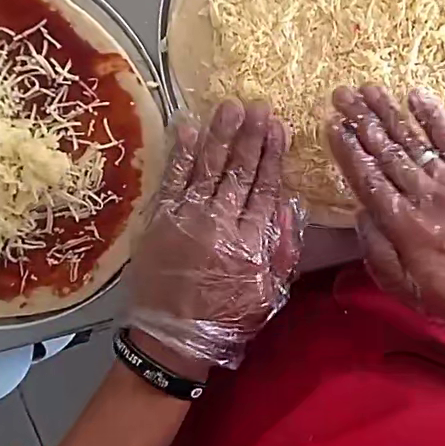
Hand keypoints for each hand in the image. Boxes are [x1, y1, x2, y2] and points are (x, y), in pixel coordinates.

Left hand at [126, 99, 302, 372]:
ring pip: (207, 169)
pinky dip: (181, 154)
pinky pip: (172, 181)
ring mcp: (186, 219)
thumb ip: (281, 250)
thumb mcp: (268, 294)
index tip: (279, 126)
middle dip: (249, 137)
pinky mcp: (160, 221)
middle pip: (238, 172)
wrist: (172, 340)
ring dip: (218, 136)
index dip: (273, 156)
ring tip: (229, 106)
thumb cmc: (226, 319)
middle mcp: (219, 224)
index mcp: (250, 242)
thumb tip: (284, 203)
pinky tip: (189, 128)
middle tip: (256, 105)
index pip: (265, 189)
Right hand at [326, 84, 444, 324]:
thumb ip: (379, 253)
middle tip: (340, 96)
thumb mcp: (406, 289)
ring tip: (367, 90)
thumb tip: (361, 216)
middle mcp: (427, 197)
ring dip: (388, 113)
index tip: (333, 127)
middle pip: (387, 152)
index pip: (370, 180)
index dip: (349, 152)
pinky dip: (433, 117)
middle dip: (361, 121)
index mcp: (406, 226)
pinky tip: (416, 96)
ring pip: (412, 141)